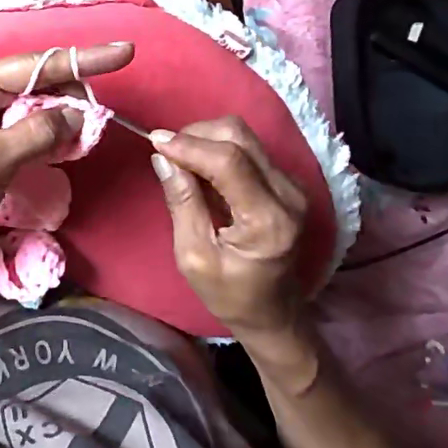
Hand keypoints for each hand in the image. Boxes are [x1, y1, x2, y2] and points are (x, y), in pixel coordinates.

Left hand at [0, 43, 135, 262]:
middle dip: (76, 97)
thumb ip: (37, 132)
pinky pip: (45, 119)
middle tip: (93, 126)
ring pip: (51, 99)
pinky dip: (61, 132)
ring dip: (71, 118)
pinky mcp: (6, 125)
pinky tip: (68, 146)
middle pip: (48, 78)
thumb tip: (77, 115)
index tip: (124, 52)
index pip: (38, 65)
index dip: (83, 59)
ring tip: (77, 143)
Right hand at [150, 116, 308, 338]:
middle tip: (167, 152)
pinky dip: (218, 148)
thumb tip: (162, 158)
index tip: (155, 142)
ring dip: (207, 138)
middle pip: (240, 137)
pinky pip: (249, 148)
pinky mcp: (287, 181)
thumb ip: (182, 203)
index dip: (189, 145)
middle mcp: (287, 194)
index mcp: (267, 220)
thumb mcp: (194, 257)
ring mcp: (292, 185)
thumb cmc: (229, 294)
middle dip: (196, 135)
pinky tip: (201, 169)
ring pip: (245, 136)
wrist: (272, 312)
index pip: (229, 162)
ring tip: (182, 159)